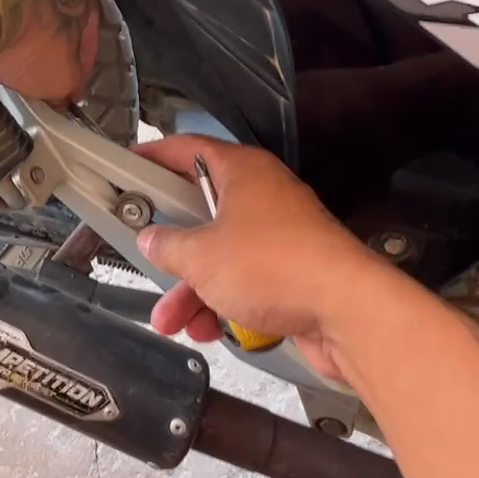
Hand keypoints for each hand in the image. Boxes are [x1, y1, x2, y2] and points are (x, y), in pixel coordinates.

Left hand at [0, 0, 99, 102]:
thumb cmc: (31, 35)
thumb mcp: (63, 77)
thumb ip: (70, 83)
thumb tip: (63, 92)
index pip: (90, 33)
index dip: (80, 67)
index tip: (69, 87)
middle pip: (56, 16)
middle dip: (49, 46)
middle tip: (40, 73)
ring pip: (26, 8)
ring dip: (21, 34)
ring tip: (8, 62)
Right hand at [132, 135, 393, 380]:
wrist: (347, 314)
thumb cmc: (279, 266)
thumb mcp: (201, 256)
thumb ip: (167, 245)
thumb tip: (153, 239)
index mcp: (242, 171)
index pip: (187, 148)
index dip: (155, 154)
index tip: (131, 161)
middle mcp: (262, 196)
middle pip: (201, 210)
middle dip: (171, 246)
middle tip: (145, 252)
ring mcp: (279, 236)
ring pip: (220, 255)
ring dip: (192, 288)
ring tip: (171, 319)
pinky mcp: (292, 272)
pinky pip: (244, 282)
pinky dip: (222, 303)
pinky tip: (207, 328)